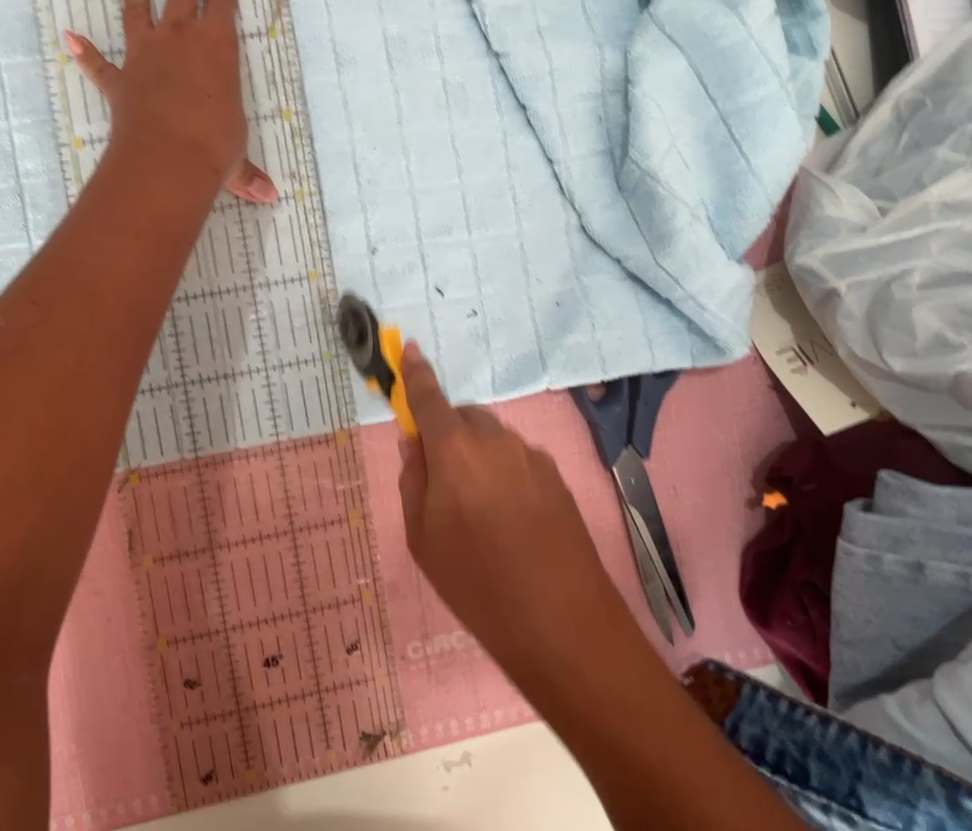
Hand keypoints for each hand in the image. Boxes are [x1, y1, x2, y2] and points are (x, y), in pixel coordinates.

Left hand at [64, 0, 277, 203]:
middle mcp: (183, 42)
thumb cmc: (213, 147)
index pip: (223, 12)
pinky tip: (69, 37)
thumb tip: (271, 197)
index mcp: (219, 49)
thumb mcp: (235, 159)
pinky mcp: (120, 81)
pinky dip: (83, 51)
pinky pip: (98, 63)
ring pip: (140, 16)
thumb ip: (248, 173)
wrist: (169, 156)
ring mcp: (147, 57)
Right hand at [398, 344, 627, 670]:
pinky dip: (504, 476)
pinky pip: (519, 463)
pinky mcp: (559, 481)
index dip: (416, 373)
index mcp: (455, 451)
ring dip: (477, 458)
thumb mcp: (421, 537)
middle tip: (439, 480)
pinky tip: (509, 523)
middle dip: (448, 434)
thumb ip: (413, 481)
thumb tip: (416, 445)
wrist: (561, 623)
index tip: (409, 348)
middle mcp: (497, 443)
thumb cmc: (475, 582)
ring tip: (478, 514)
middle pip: (464, 419)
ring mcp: (534, 460)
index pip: (429, 399)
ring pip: (494, 442)